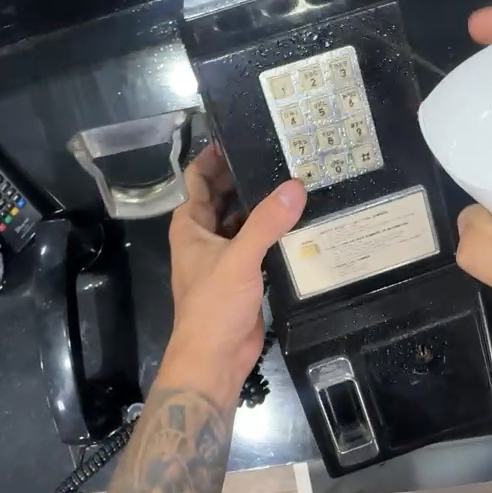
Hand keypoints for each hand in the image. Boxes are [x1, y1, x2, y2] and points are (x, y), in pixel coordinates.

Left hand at [156, 145, 305, 402]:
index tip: (242, 134)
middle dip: (246, 178)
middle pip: (224, 197)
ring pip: (244, 222)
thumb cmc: (213, 306)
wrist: (214, 358)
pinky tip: (300, 222)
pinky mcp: (244, 277)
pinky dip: (274, 233)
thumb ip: (267, 222)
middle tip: (281, 155)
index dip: (215, 156)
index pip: (199, 179)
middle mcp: (205, 237)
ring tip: (296, 182)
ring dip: (263, 206)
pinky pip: (259, 245)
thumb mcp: (240, 259)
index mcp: (191, 226)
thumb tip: (296, 186)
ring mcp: (224, 258)